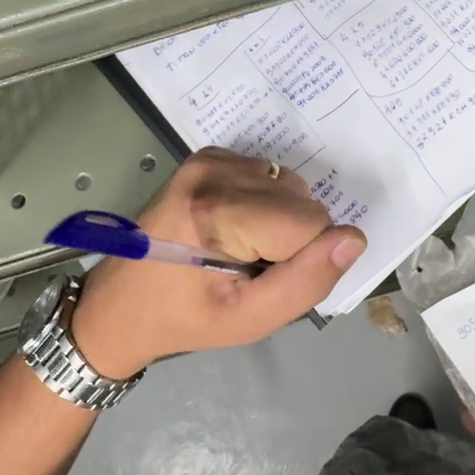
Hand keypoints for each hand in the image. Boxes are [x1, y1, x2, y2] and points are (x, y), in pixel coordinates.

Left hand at [68, 148, 367, 378]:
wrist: (121, 302)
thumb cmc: (184, 318)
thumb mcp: (250, 319)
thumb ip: (306, 281)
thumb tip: (353, 239)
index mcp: (217, 212)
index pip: (312, 222)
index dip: (300, 259)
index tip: (259, 279)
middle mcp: (213, 171)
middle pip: (303, 200)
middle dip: (292, 239)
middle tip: (249, 268)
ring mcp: (208, 159)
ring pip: (291, 186)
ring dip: (280, 220)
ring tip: (239, 250)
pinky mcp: (208, 155)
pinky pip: (270, 175)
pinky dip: (265, 202)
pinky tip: (234, 228)